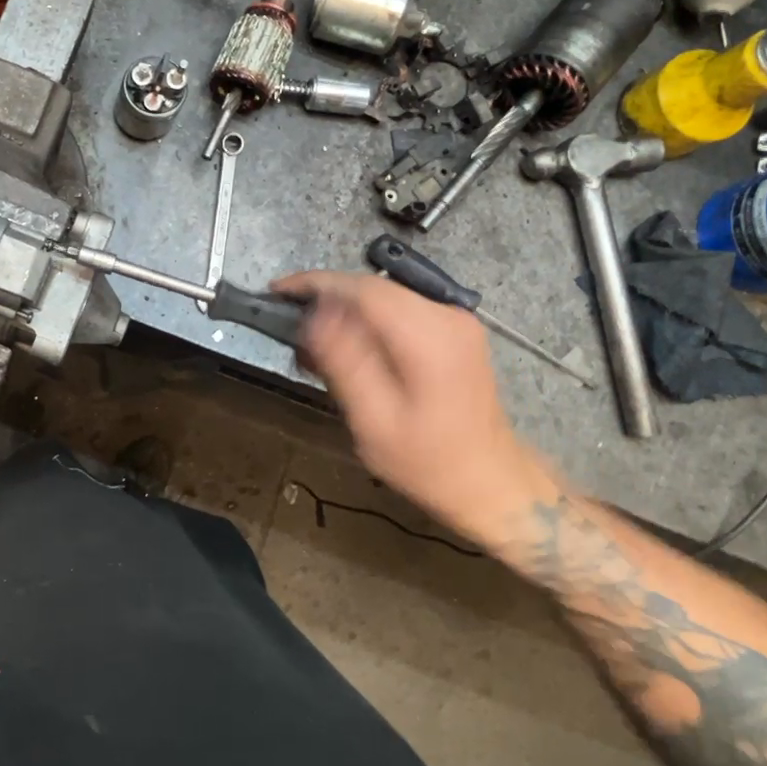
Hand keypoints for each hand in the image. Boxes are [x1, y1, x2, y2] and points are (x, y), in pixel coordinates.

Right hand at [274, 271, 559, 542]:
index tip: (277, 292)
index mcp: (428, 336)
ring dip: (344, 311)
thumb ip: (344, 363)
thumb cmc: (427, 461)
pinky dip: (366, 321)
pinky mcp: (453, 332)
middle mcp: (447, 316)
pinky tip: (347, 350)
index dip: (315, 284)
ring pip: (384, 297)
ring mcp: (455, 321)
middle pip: (373, 288)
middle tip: (288, 325)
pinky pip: (399, 311)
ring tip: (312, 346)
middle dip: (325, 298)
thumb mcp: (374, 420)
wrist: (490, 481)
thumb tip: (314, 316)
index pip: (362, 289)